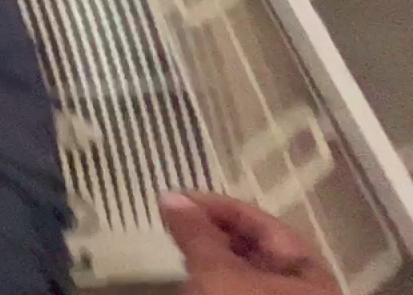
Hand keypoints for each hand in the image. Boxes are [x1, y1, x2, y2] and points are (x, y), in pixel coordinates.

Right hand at [161, 192, 336, 294]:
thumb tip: (172, 196)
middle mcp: (306, 290)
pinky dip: (216, 275)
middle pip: (260, 247)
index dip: (222, 206)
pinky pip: (241, 287)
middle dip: (215, 228)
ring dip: (212, 251)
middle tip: (176, 219)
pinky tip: (193, 274)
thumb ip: (195, 232)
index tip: (179, 199)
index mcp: (311, 276)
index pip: (266, 225)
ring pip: (249, 268)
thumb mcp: (215, 271)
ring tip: (179, 244)